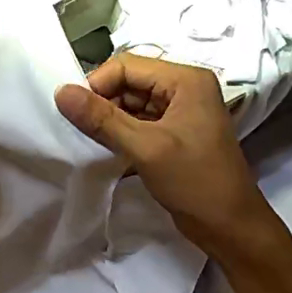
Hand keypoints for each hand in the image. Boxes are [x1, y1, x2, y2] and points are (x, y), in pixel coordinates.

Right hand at [54, 54, 280, 262]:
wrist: (230, 226)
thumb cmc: (195, 182)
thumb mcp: (145, 148)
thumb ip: (102, 119)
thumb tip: (60, 92)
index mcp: (186, 80)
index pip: (127, 66)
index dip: (96, 85)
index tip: (72, 113)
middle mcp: (185, 88)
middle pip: (129, 83)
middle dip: (102, 103)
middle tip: (79, 131)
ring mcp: (181, 112)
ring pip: (132, 105)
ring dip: (110, 121)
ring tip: (91, 142)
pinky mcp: (176, 135)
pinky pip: (140, 124)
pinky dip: (122, 134)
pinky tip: (106, 151)